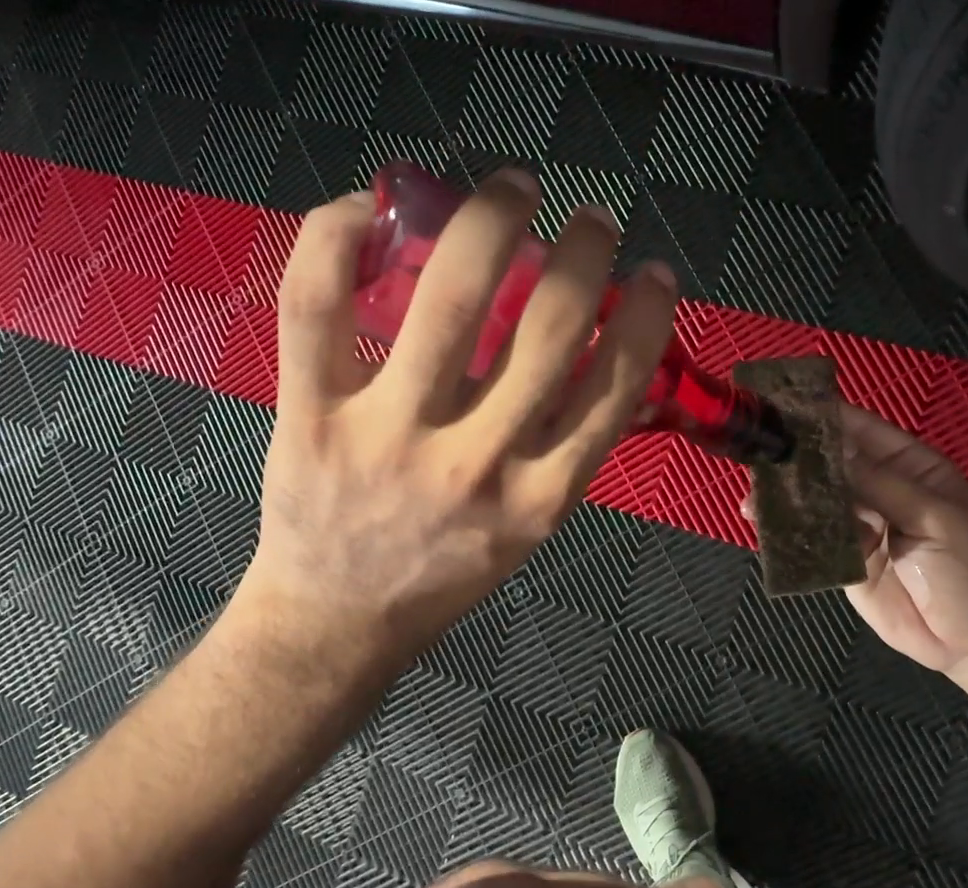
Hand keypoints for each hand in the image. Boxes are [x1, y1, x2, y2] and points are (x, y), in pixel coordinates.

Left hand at [236, 171, 677, 659]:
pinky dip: (339, 237)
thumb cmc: (445, 573)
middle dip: (585, 252)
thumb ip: (564, 452)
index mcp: (541, 498)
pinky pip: (317, 304)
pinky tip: (373, 210)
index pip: (617, 389)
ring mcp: (390, 436)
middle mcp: (475, 465)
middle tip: (591, 217)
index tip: (655, 273)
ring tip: (514, 188)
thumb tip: (599, 354)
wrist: (341, 620)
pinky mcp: (313, 414)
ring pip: (449, 302)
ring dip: (492, 221)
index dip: (647, 316)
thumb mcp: (528, 529)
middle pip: (549, 331)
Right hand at [745, 405, 967, 673]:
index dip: (827, 416)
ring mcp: (860, 527)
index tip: (785, 404)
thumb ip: (880, 484)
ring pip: (816, 502)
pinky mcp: (844, 562)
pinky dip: (788, 532)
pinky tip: (762, 523)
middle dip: (796, 457)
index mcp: (910, 468)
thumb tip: (830, 450)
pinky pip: (812, 540)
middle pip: (831, 465)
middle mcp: (880, 490)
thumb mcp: (933, 517)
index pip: (862, 431)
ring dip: (786, 496)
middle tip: (755, 449)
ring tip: (753, 494)